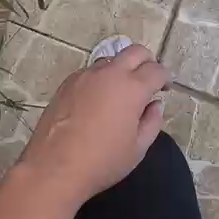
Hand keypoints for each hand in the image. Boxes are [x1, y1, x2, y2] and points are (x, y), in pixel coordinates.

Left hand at [15, 44, 171, 206]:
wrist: (54, 167)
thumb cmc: (102, 162)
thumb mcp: (138, 149)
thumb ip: (152, 122)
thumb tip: (155, 104)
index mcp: (132, 88)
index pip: (156, 69)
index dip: (164, 77)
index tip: (164, 89)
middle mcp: (110, 73)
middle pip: (135, 51)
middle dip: (147, 62)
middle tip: (147, 82)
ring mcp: (87, 74)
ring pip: (111, 59)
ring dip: (122, 68)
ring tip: (120, 93)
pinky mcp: (68, 81)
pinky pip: (91, 71)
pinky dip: (101, 79)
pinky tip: (96, 101)